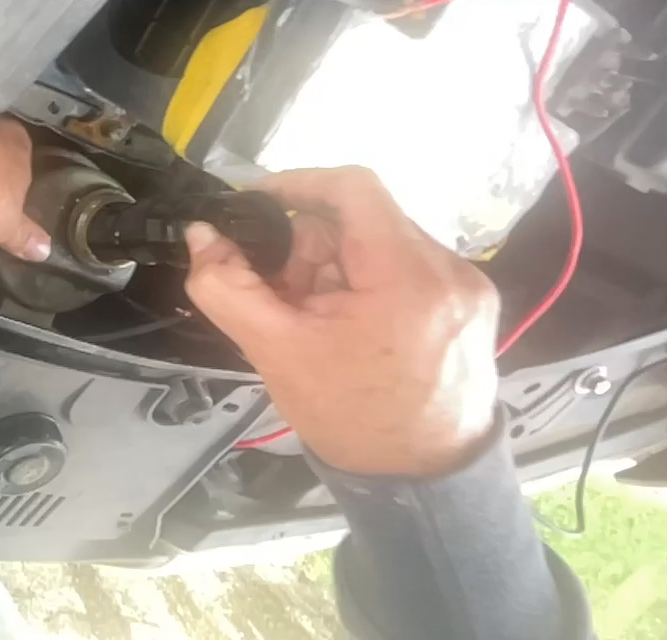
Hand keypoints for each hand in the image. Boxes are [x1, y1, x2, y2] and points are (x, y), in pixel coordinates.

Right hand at [183, 167, 499, 476]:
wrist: (421, 484)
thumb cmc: (349, 414)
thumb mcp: (272, 347)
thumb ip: (225, 283)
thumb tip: (200, 233)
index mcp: (407, 276)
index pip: (353, 186)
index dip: (294, 181)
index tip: (254, 206)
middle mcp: (449, 270)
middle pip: (358, 217)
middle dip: (305, 242)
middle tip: (276, 286)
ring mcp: (465, 288)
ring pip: (375, 238)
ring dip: (328, 261)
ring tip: (306, 310)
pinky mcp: (466, 304)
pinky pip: (397, 263)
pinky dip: (356, 276)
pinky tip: (337, 316)